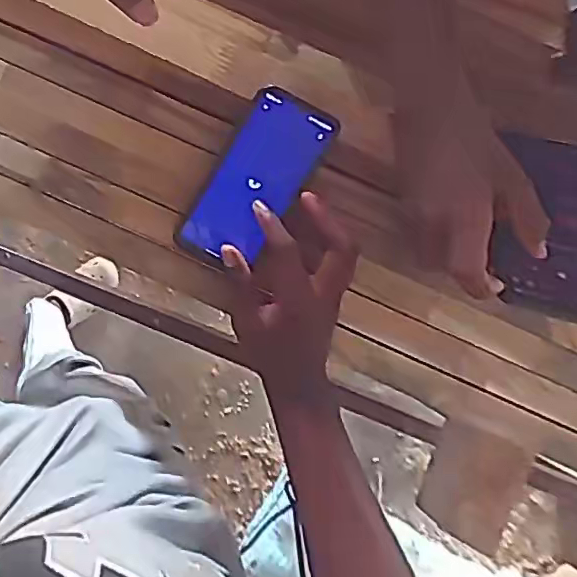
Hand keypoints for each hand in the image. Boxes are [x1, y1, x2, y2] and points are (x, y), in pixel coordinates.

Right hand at [220, 193, 360, 396]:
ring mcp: (333, 294)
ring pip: (345, 252)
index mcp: (299, 299)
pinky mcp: (332, 296)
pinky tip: (308, 233)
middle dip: (325, 218)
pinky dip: (326, 241)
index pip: (289, 253)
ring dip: (330, 226)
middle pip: (341, 248)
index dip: (273, 227)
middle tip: (305, 195)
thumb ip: (241, 283)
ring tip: (309, 206)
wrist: (299, 381)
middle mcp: (324, 292)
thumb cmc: (270, 353)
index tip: (259, 206)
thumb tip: (231, 248)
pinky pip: (338, 260)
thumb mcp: (247, 320)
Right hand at [390, 89, 548, 299]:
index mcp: (466, 217)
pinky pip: (418, 230)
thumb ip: (527, 217)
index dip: (480, 287)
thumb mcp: (512, 175)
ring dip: (446, 254)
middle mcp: (434, 222)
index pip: (465, 270)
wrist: (429, 107)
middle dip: (460, 271)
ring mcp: (413, 211)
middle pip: (440, 266)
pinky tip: (452, 216)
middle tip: (486, 265)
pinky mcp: (403, 200)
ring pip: (425, 250)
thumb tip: (537, 251)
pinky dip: (435, 235)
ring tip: (470, 240)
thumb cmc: (475, 138)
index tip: (496, 290)